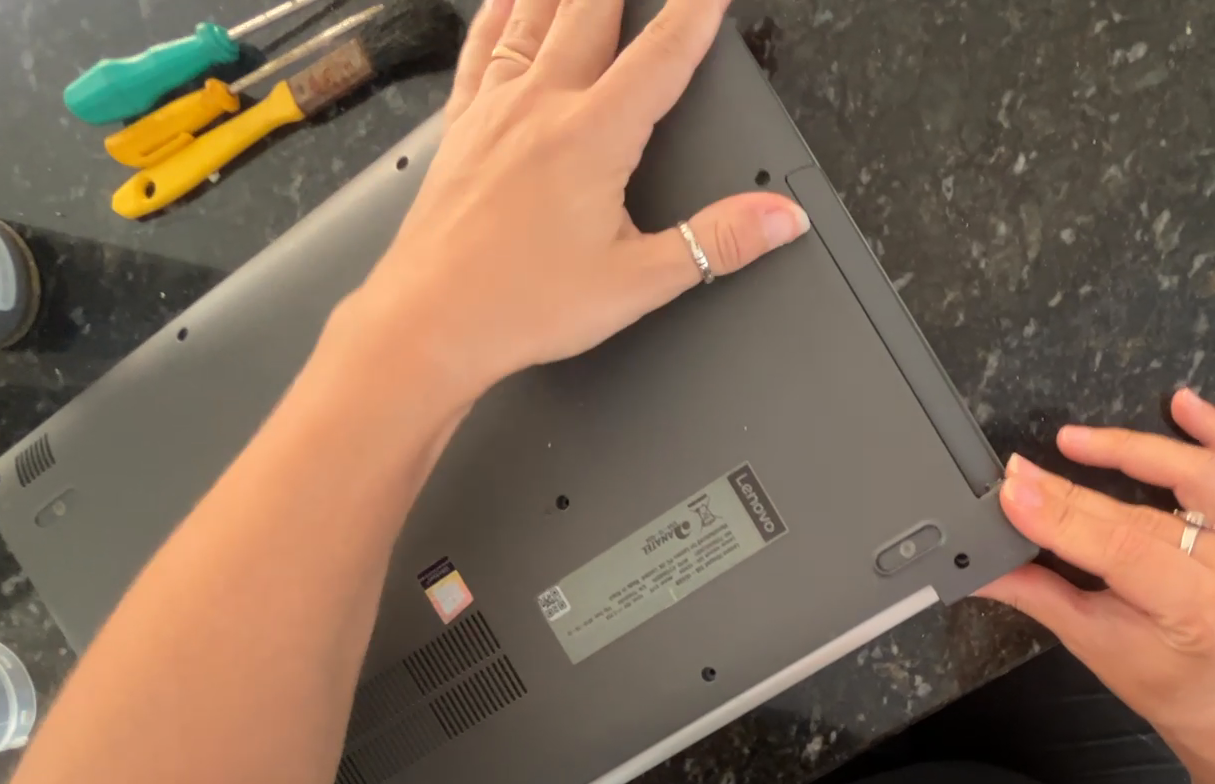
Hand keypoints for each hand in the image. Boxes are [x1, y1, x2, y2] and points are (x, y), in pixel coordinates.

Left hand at [341, 0, 809, 401]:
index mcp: (592, 139)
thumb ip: (718, 242)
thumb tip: (780, 218)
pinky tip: (506, 2)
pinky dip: (498, 11)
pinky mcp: (462, 127)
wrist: (435, 321)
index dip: (696, 14)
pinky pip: (481, 44)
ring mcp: (494, 110)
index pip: (661, 57)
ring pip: (531, 12)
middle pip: (589, 9)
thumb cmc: (526, 304)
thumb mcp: (642, 280)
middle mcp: (540, 107)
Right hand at [979, 389, 1214, 743]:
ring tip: (1077, 438)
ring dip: (1135, 449)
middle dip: (1076, 489)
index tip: (1015, 489)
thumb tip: (978, 564)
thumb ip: (1038, 593)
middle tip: (1025, 471)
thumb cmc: (1159, 678)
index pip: (1126, 550)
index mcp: (1209, 620)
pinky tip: (1181, 403)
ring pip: (1202, 475)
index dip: (1065, 516)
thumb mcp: (1093, 642)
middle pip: (1151, 515)